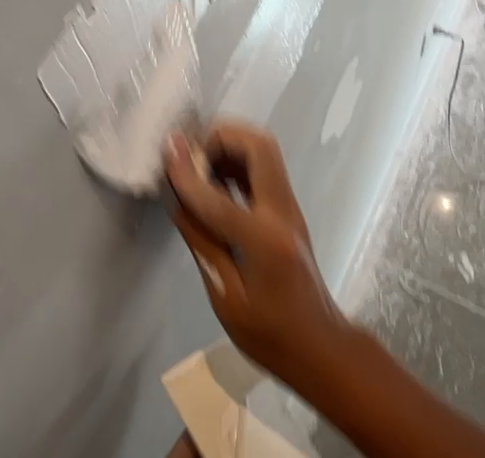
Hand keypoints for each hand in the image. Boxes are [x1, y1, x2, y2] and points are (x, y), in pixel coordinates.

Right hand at [163, 121, 356, 393]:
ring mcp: (290, 208)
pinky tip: (211, 181)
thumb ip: (201, 242)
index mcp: (264, 240)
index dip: (186, 172)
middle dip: (220, 137)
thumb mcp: (224, 296)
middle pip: (259, 146)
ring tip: (196, 163)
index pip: (217, 195)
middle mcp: (282, 213)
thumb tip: (178, 198)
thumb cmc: (268, 333)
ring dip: (229, 146)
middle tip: (189, 154)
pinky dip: (236, 162)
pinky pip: (263, 169)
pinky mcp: (287, 211)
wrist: (318, 346)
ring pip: (264, 152)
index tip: (166, 151)